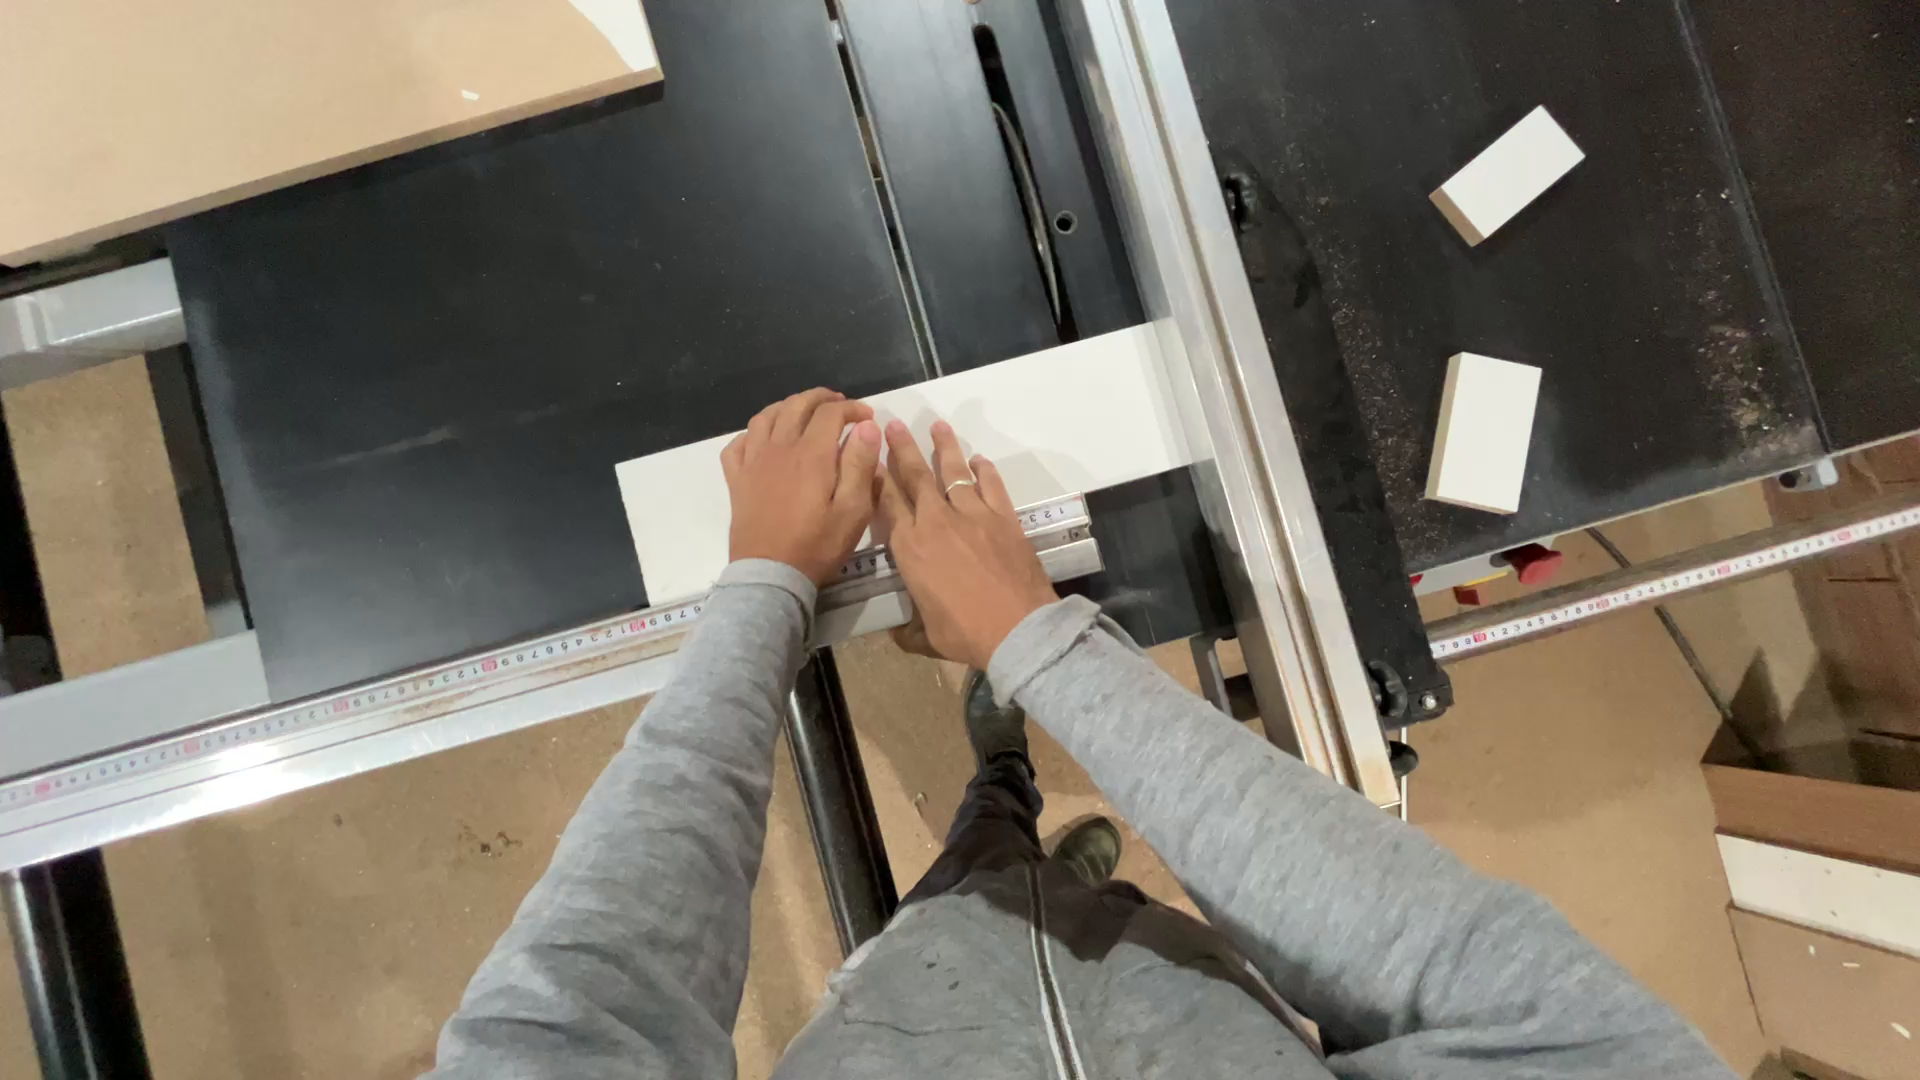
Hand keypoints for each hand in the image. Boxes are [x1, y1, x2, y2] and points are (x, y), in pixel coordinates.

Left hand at [722, 388, 881, 585]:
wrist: (771, 575)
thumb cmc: (817, 545)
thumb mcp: (853, 510)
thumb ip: (860, 464)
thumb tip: (867, 427)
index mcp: (810, 453)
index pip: (831, 413)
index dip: (852, 409)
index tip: (868, 418)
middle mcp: (779, 448)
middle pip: (796, 405)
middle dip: (822, 399)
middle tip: (840, 405)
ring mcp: (753, 462)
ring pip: (766, 416)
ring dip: (788, 407)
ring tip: (804, 412)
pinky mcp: (737, 479)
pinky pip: (738, 442)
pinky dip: (754, 432)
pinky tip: (765, 439)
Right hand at [876, 418, 1057, 669]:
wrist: (1017, 629)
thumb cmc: (965, 634)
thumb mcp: (926, 638)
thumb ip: (908, 630)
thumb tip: (897, 633)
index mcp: (910, 548)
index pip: (887, 503)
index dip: (876, 478)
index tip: (869, 457)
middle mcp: (937, 522)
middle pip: (916, 476)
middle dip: (902, 448)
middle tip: (892, 424)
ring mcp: (973, 515)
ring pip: (954, 471)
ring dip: (944, 447)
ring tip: (937, 426)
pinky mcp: (1004, 517)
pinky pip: (991, 484)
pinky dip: (984, 470)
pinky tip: (979, 461)